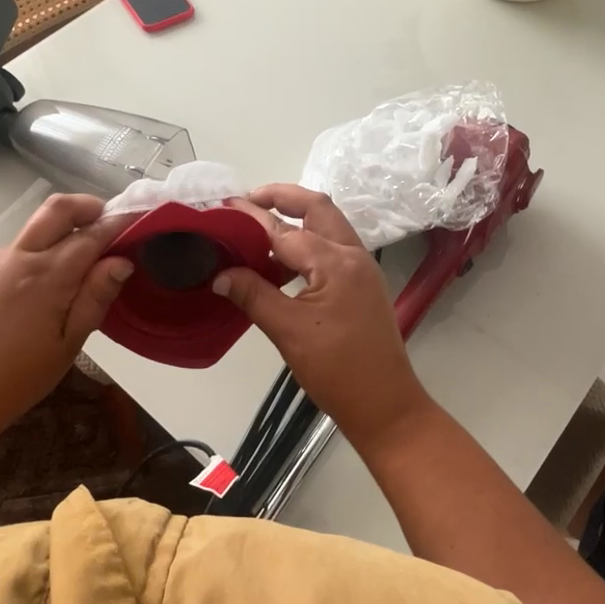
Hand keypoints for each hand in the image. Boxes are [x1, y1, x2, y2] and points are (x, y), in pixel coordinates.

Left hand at [0, 194, 135, 446]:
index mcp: (45, 276)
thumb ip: (95, 296)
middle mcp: (18, 256)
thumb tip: (122, 260)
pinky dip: (44, 249)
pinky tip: (51, 283)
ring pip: (38, 226)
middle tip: (112, 224)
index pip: (91, 234)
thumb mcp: (69, 344)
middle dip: (89, 206)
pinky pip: (21, 247)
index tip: (140, 219)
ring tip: (86, 261)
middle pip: (58, 208)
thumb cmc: (19, 378)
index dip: (119, 223)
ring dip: (66, 229)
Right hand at [213, 184, 432, 446]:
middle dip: (283, 198)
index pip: (285, 231)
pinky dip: (307, 243)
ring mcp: (362, 270)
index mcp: (337, 262)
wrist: (385, 405)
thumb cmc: (337, 370)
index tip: (222, 208)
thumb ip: (253, 295)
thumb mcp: (288, 331)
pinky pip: (332, 249)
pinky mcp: (362, 285)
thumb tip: (219, 273)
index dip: (252, 219)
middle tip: (247, 201)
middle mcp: (354, 256)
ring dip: (296, 219)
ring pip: (328, 226)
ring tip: (258, 226)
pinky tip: (280, 261)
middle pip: (318, 208)